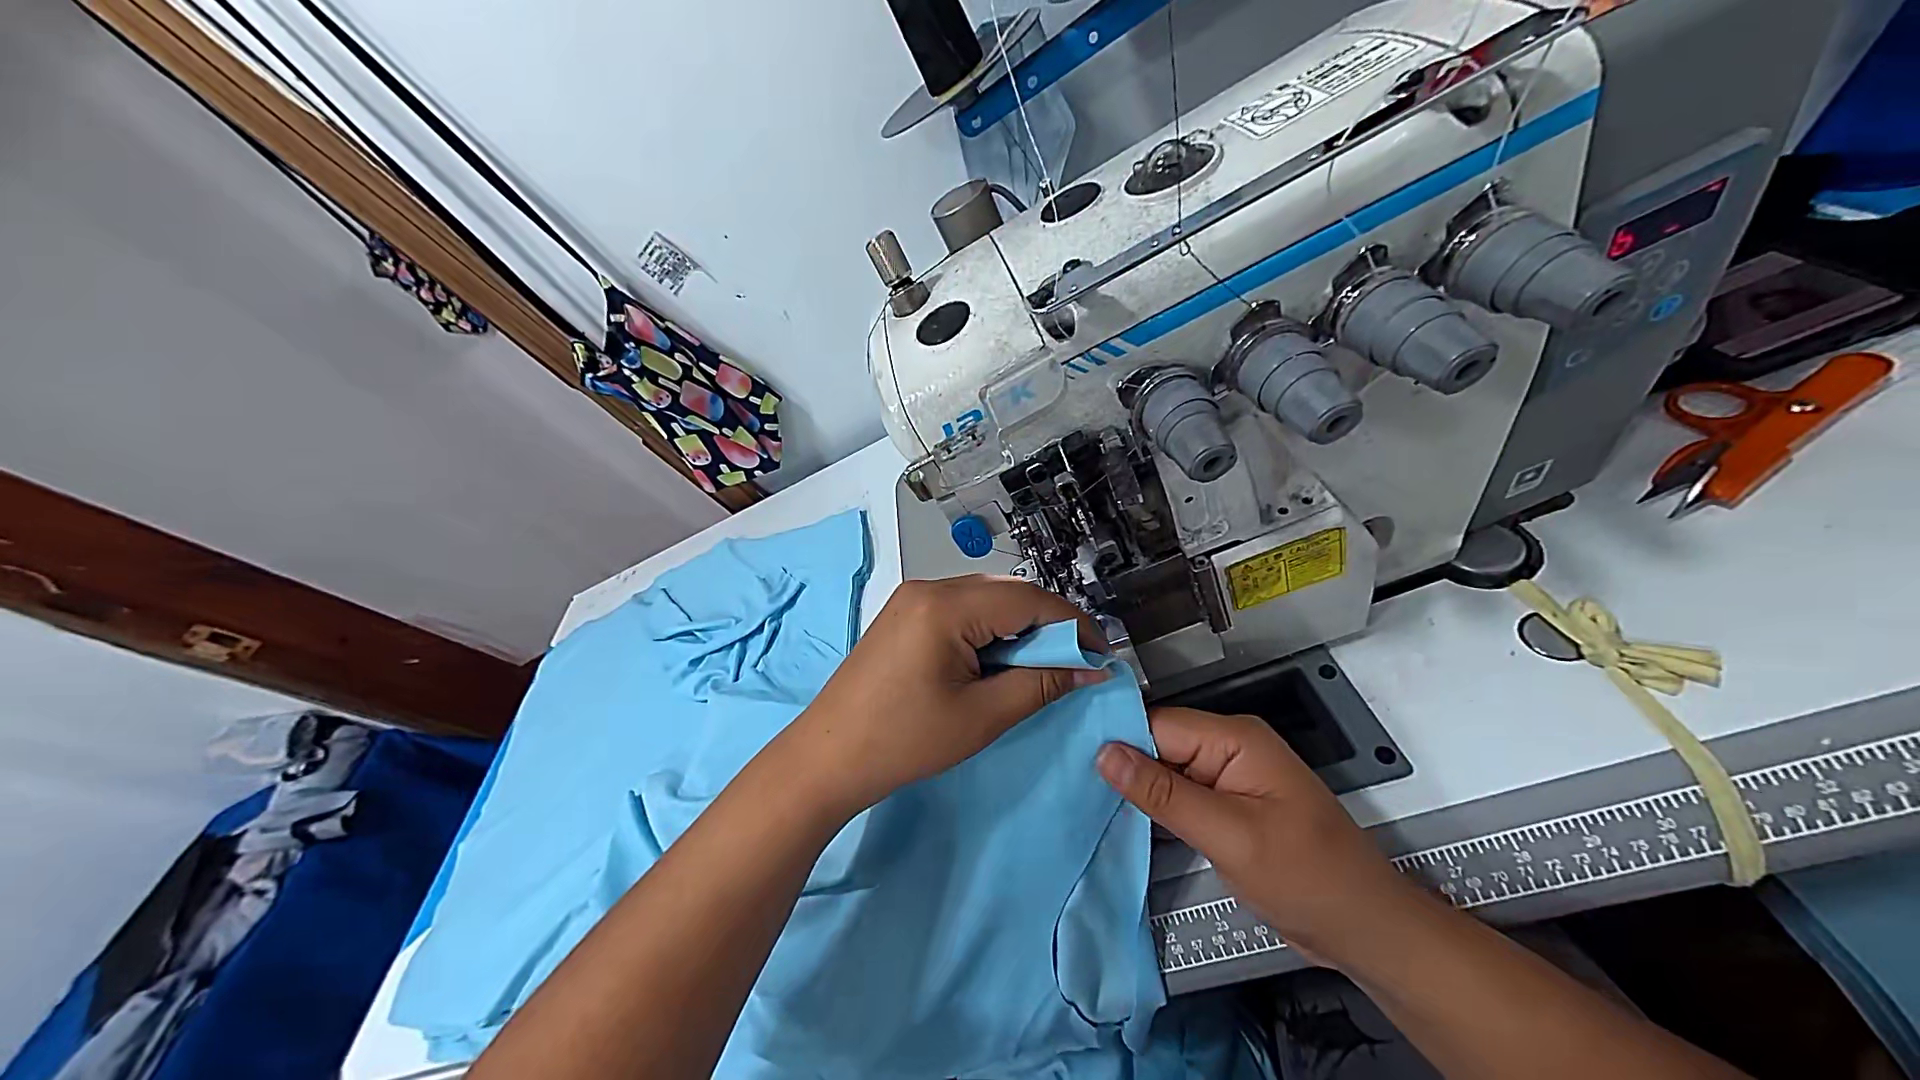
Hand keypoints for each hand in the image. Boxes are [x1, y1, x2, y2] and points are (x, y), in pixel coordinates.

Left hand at [781, 576, 1107, 817]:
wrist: (828, 757)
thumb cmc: (902, 741)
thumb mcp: (982, 716)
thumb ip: (1041, 684)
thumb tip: (1088, 668)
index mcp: (945, 606)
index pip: (1029, 599)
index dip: (1073, 625)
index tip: (1100, 654)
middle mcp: (928, 588)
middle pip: (1008, 592)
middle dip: (1047, 625)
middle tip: (1072, 665)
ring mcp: (912, 597)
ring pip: (986, 598)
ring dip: (1019, 627)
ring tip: (1037, 668)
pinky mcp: (905, 613)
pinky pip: (962, 608)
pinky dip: (990, 629)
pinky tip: (997, 661)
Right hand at [1096, 708, 1423, 966]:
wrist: (1365, 931)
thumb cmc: (1309, 879)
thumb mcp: (1230, 835)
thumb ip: (1164, 793)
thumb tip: (1105, 753)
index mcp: (1234, 738)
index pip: (1157, 725)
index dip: (1117, 743)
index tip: (1072, 761)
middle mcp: (1228, 748)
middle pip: (1157, 744)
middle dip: (1122, 767)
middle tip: (1074, 787)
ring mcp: (1227, 778)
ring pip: (1164, 771)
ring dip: (1136, 790)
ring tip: (1087, 802)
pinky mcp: (1225, 806)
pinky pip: (1178, 795)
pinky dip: (1155, 808)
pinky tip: (1123, 819)